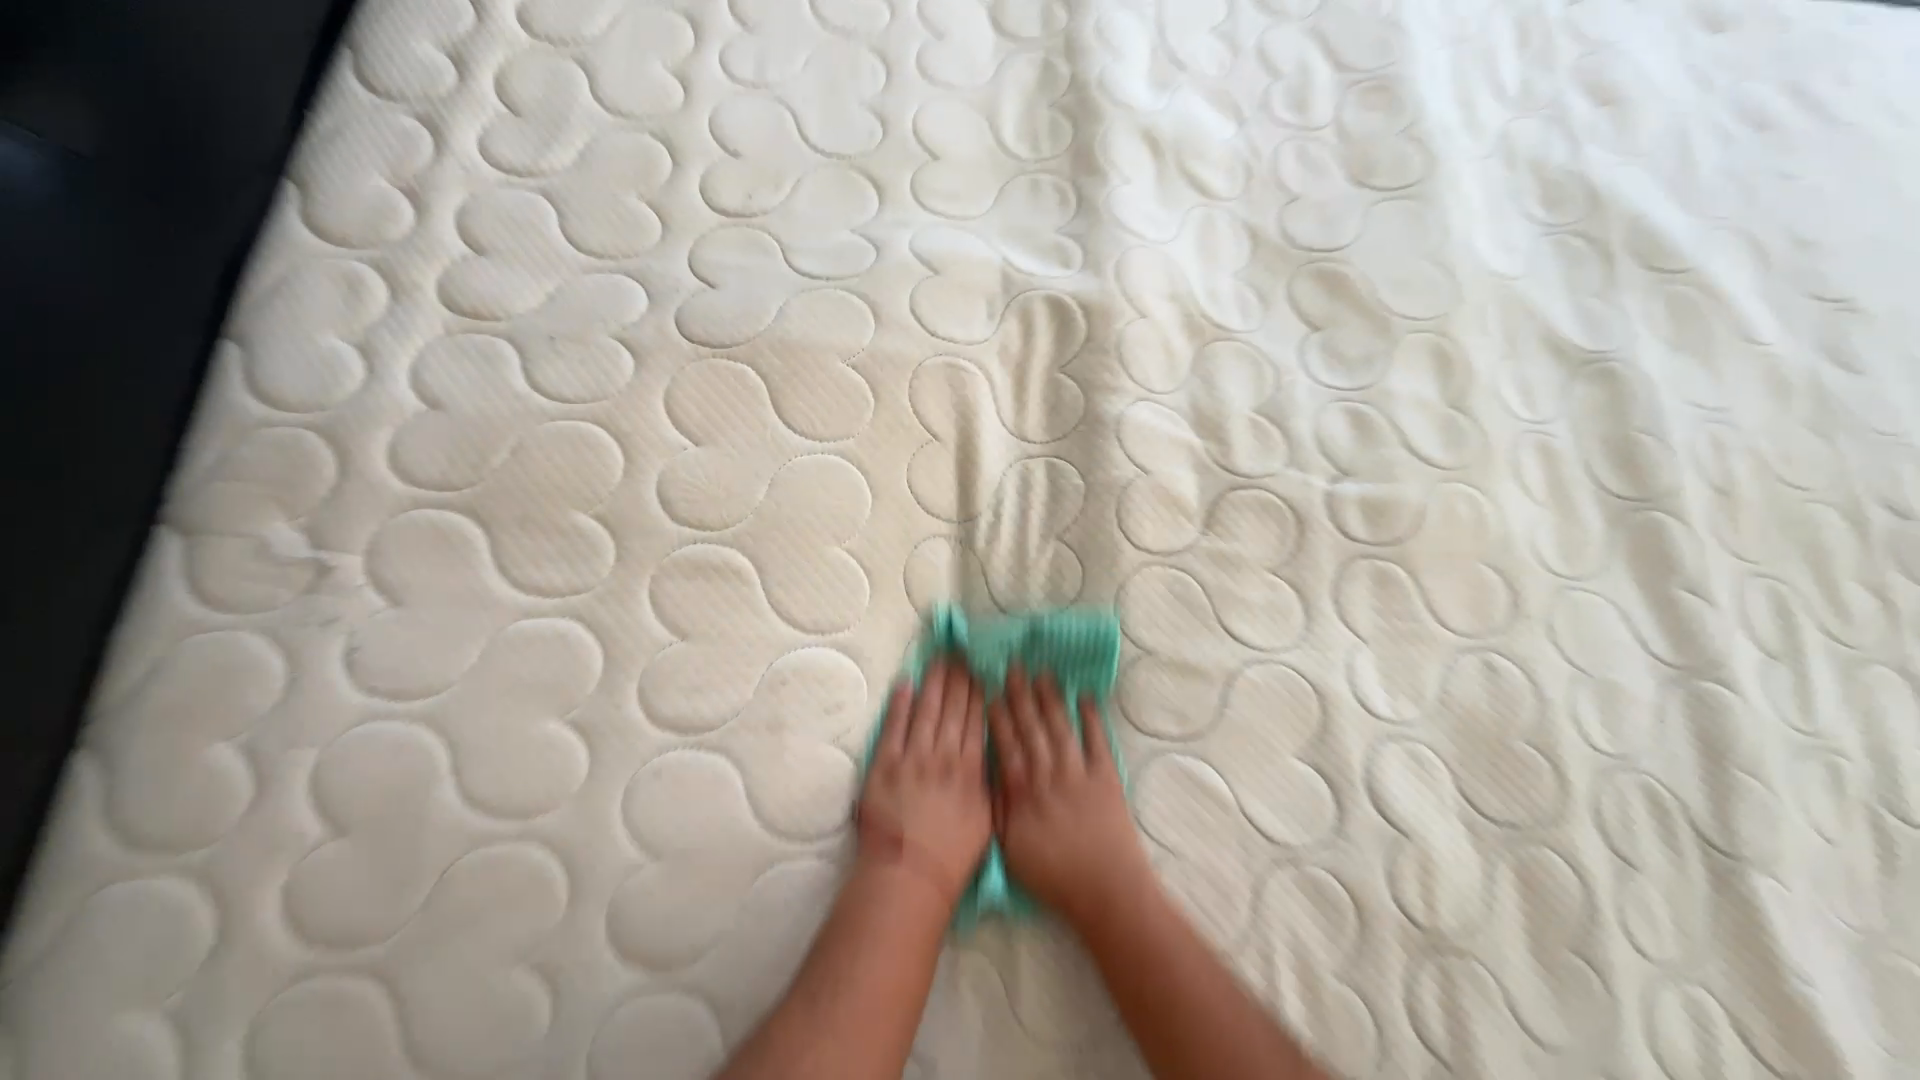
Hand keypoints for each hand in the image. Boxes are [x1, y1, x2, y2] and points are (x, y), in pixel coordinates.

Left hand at [858, 659, 991, 907]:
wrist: (909, 874)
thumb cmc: (951, 856)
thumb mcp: (987, 821)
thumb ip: (990, 786)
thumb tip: (995, 759)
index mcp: (971, 771)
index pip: (977, 723)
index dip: (979, 695)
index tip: (981, 672)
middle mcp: (943, 757)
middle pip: (954, 710)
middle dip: (959, 680)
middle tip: (961, 655)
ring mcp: (912, 759)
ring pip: (927, 712)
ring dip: (934, 684)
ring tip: (939, 660)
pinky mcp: (884, 765)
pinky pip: (894, 727)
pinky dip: (900, 704)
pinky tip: (906, 684)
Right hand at [990, 664, 1152, 928]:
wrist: (1106, 891)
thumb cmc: (1054, 877)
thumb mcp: (1010, 849)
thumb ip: (998, 809)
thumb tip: (987, 774)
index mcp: (1023, 794)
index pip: (1006, 745)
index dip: (998, 716)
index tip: (990, 689)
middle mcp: (1049, 776)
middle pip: (1032, 729)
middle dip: (1020, 696)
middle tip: (1013, 667)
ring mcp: (1079, 774)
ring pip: (1061, 728)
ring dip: (1051, 699)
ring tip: (1042, 673)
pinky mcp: (1107, 779)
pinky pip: (1098, 742)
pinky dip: (1092, 719)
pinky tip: (1085, 698)